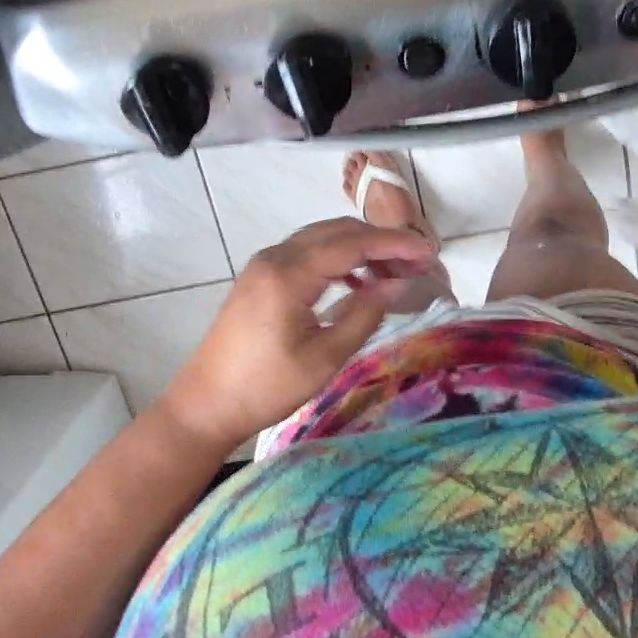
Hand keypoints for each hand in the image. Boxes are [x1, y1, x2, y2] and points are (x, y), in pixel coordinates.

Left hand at [155, 217, 436, 452]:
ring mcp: (265, 265)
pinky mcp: (261, 278)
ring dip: (361, 249)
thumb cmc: (266, 387)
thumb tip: (399, 284)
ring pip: (323, 239)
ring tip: (396, 273)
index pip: (352, 244)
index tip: (430, 253)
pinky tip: (359, 283)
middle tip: (420, 264)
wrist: (206, 405)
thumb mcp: (325, 357)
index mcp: (289, 274)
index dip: (395, 245)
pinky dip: (339, 260)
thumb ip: (365, 314)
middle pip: (338, 232)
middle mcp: (275, 258)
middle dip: (382, 243)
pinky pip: (308, 254)